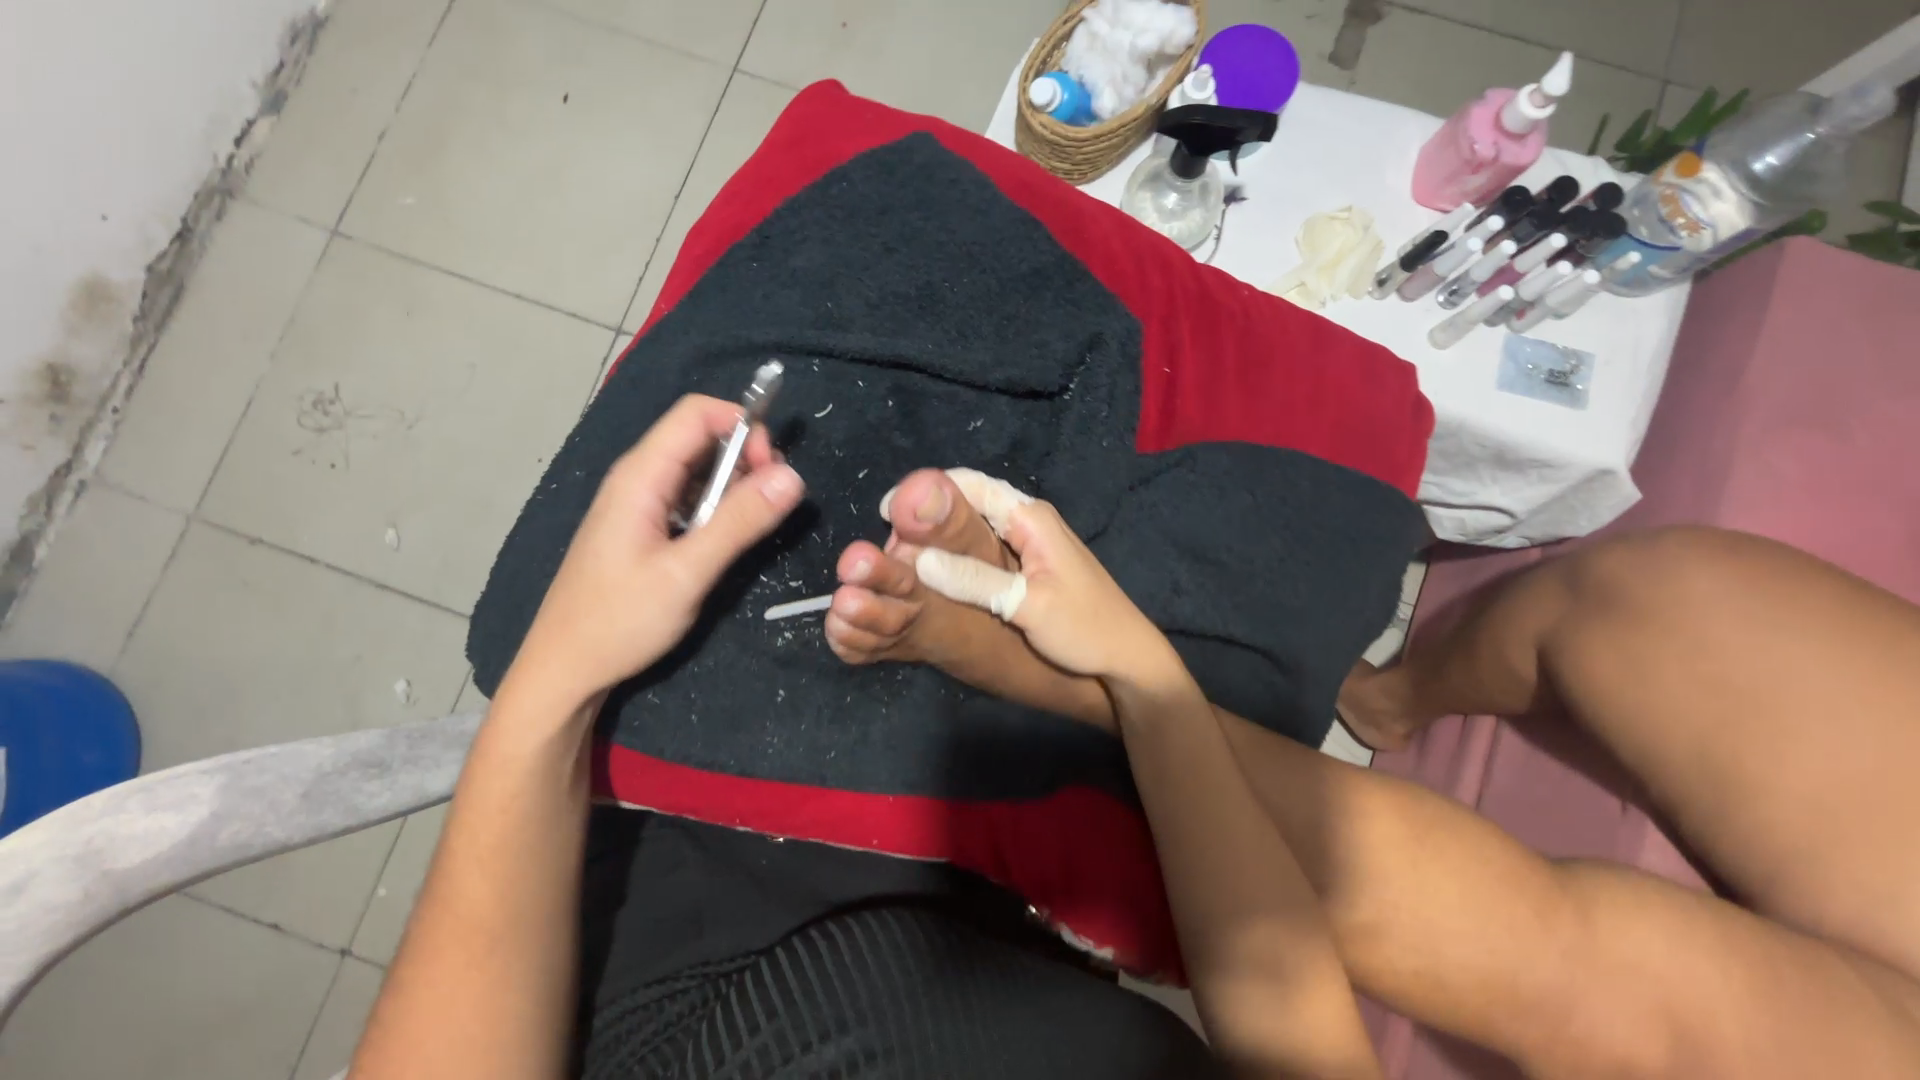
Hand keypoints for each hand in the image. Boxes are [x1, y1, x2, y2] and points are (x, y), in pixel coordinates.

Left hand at [499, 395, 805, 712]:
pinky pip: (690, 498)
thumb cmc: (620, 621)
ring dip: (735, 485)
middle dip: (746, 456)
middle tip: (772, 501)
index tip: (773, 467)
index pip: (696, 413)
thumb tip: (792, 476)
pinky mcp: (645, 528)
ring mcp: (640, 504)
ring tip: (754, 525)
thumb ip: (739, 523)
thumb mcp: (687, 573)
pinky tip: (726, 540)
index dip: (742, 426)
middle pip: (701, 437)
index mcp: (641, 477)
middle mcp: (638, 479)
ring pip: (698, 469)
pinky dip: (718, 508)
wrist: (566, 669)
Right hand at [913, 477, 1177, 684]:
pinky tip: (937, 576)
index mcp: (1031, 517)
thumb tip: (918, 560)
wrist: (1128, 658)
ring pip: (975, 528)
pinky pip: (985, 550)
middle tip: (891, 544)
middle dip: (929, 517)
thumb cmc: (1084, 629)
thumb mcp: (1026, 605)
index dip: (926, 491)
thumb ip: (974, 580)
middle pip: (969, 504)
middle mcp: (1029, 520)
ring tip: (904, 558)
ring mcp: (1031, 543)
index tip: (887, 512)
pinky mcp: (1030, 566)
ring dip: (941, 539)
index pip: (971, 485)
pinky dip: (958, 557)